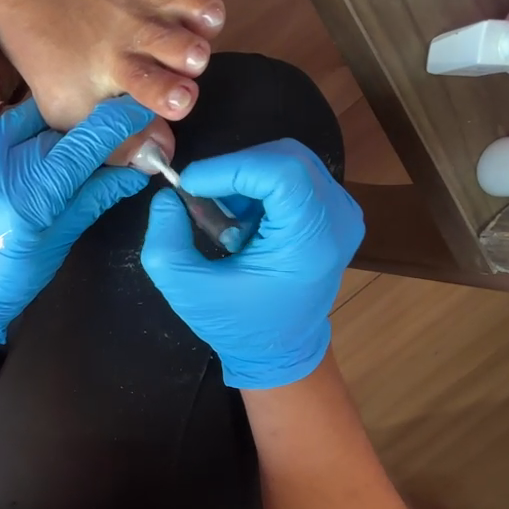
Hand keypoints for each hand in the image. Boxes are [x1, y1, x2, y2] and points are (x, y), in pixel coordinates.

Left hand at [0, 23, 153, 349]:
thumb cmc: (13, 279)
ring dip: (54, 118)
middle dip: (93, 127)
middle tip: (117, 127)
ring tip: (78, 112)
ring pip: (27, 117)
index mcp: (36, 191)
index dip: (125, 121)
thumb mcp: (62, 241)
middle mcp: (4, 164)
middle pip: (61, 127)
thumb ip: (97, 196)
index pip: (90, 139)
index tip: (150, 107)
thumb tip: (142, 165)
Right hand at [141, 140, 363, 388]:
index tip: (189, 184)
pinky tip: (240, 222)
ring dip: (243, 180)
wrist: (279, 350)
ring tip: (219, 217)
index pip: (281, 173)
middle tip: (199, 196)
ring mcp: (342, 213)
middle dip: (233, 170)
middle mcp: (338, 220)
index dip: (229, 168)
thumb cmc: (237, 325)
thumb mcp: (186, 291)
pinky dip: (256, 188)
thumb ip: (166, 244)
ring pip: (287, 162)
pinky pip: (291, 178)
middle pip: (286, 158)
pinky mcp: (334, 213)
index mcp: (310, 243)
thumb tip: (166, 197)